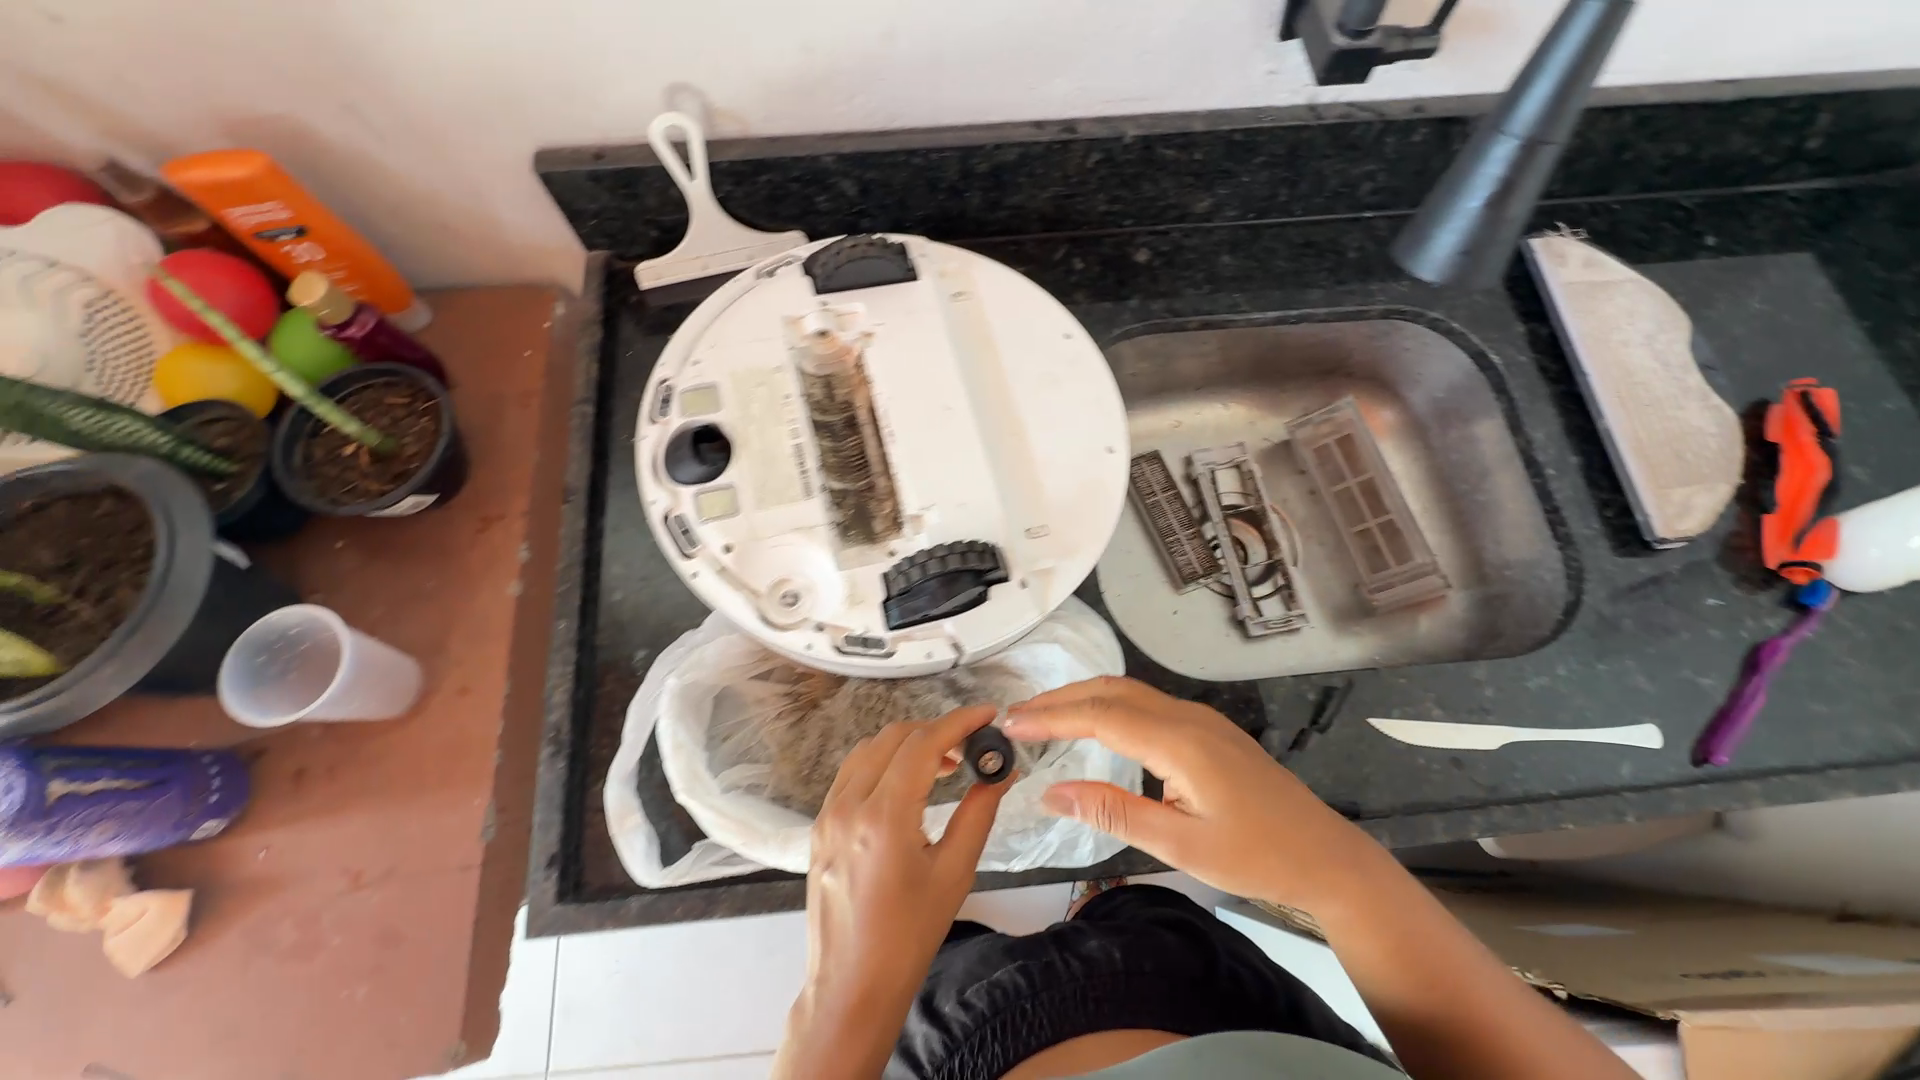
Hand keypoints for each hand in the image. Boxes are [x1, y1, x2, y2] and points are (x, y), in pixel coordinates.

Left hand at [775, 706, 1010, 1079]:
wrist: (852, 984)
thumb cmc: (908, 936)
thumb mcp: (955, 873)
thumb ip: (978, 813)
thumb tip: (1001, 773)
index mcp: (883, 818)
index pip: (922, 744)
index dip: (958, 722)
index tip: (987, 714)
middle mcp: (848, 806)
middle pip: (894, 737)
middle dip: (935, 731)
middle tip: (970, 747)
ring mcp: (828, 814)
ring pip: (869, 749)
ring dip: (908, 744)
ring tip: (944, 764)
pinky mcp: (820, 825)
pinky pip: (852, 772)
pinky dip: (883, 762)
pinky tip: (908, 783)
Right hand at [1004, 676, 1391, 914]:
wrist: (1327, 856)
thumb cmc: (1256, 857)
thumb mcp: (1179, 845)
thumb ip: (1113, 812)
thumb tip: (1051, 793)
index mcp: (1179, 741)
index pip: (1100, 715)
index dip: (1051, 716)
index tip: (1010, 724)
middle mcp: (1187, 717)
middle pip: (1111, 691)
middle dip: (1060, 699)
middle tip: (1015, 717)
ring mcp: (1201, 719)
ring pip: (1129, 693)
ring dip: (1083, 699)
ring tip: (1043, 717)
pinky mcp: (1208, 730)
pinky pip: (1147, 704)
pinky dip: (1108, 706)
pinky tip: (1094, 724)